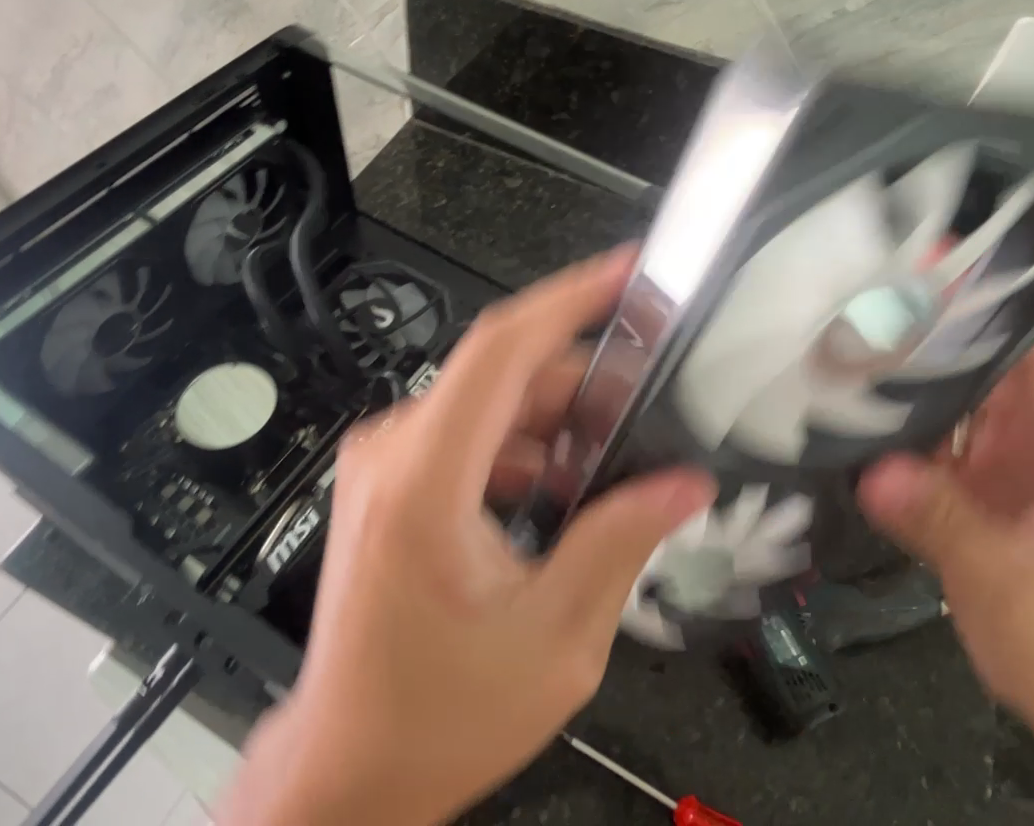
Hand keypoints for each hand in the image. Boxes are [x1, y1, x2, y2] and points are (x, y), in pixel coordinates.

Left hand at [220, 248, 714, 825]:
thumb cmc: (433, 714)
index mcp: (424, 482)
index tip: (625, 275)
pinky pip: (470, 437)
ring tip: (614, 467)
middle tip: (651, 413)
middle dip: (586, 384)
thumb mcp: (553, 635)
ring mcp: (386, 467)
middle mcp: (392, 456)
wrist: (353, 758)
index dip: (569, 299)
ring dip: (558, 424)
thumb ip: (621, 543)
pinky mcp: (392, 484)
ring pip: (491, 406)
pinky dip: (525, 450)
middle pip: (505, 376)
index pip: (500, 348)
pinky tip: (566, 494)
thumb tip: (680, 486)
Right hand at [857, 323, 1033, 732]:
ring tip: (840, 353)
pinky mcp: (986, 503)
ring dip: (909, 387)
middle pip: (993, 372)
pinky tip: (850, 423)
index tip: (923, 266)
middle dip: (931, 339)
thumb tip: (870, 471)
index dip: (990, 303)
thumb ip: (943, 522)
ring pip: (960, 409)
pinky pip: (939, 453)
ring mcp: (1017, 475)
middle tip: (855, 307)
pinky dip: (900, 438)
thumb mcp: (1014, 586)